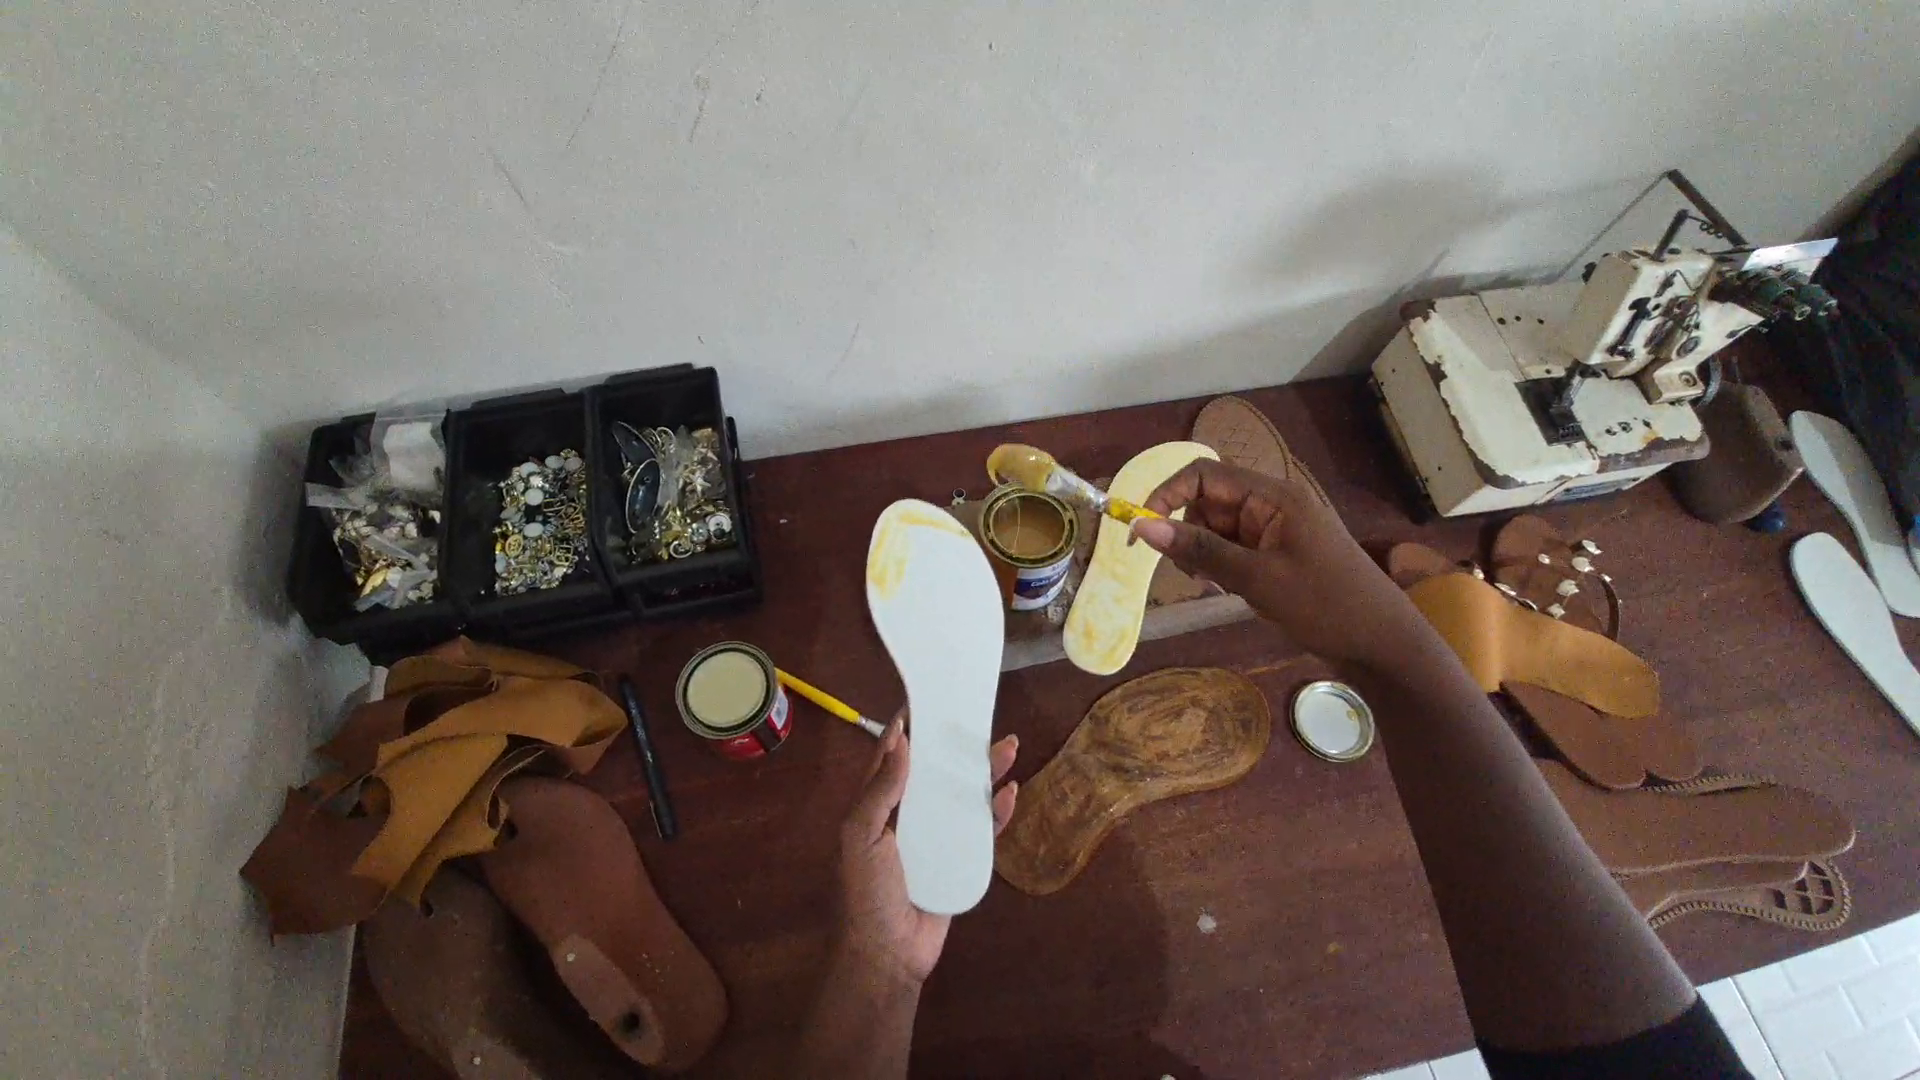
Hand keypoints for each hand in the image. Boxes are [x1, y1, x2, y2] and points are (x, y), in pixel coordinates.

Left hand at [835, 712, 1018, 986]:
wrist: (888, 954)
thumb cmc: (868, 891)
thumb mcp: (862, 836)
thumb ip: (880, 789)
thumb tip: (900, 738)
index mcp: (879, 804)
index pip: (895, 756)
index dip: (909, 728)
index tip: (928, 699)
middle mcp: (909, 814)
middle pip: (937, 770)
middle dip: (957, 746)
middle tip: (981, 720)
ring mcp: (936, 836)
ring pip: (963, 794)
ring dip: (984, 772)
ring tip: (1008, 748)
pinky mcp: (959, 859)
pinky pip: (981, 830)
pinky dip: (996, 811)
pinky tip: (1010, 794)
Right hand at [1130, 458, 1413, 665]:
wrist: (1382, 645)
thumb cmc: (1325, 605)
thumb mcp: (1256, 578)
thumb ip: (1199, 549)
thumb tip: (1142, 526)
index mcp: (1272, 496)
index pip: (1204, 475)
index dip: (1166, 495)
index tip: (1141, 531)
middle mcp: (1271, 505)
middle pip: (1207, 502)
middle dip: (1187, 532)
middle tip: (1190, 572)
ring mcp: (1275, 530)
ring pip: (1216, 528)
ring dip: (1203, 553)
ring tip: (1218, 586)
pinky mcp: (1277, 554)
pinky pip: (1233, 548)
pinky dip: (1221, 566)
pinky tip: (1230, 590)